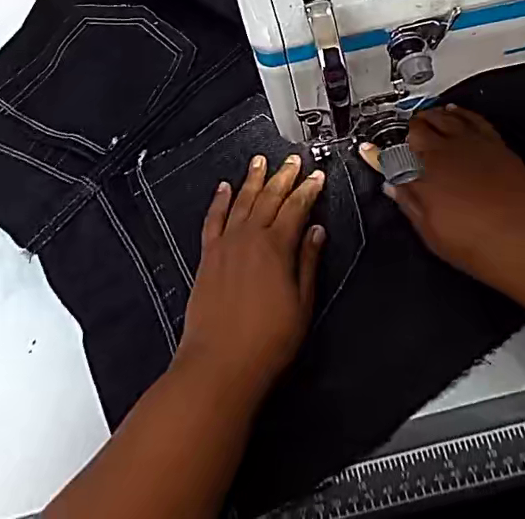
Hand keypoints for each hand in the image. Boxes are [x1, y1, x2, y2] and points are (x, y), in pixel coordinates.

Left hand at [172, 153, 325, 403]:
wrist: (219, 363)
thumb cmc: (267, 341)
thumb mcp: (302, 304)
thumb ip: (308, 262)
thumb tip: (316, 232)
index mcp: (276, 247)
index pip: (296, 208)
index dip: (308, 190)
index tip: (317, 177)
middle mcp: (250, 237)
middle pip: (270, 197)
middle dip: (284, 176)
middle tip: (293, 160)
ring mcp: (226, 244)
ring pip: (242, 201)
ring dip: (253, 179)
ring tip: (260, 161)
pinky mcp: (208, 255)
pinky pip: (213, 218)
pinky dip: (219, 200)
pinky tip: (224, 187)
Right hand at [363, 105, 524, 305]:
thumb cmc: (483, 246)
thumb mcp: (433, 234)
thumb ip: (410, 205)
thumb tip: (395, 190)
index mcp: (422, 176)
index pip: (390, 159)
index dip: (376, 154)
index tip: (368, 151)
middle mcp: (443, 154)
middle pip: (416, 131)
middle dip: (404, 134)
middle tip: (400, 140)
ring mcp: (470, 145)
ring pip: (441, 118)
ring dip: (428, 118)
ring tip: (421, 120)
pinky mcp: (494, 144)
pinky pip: (470, 118)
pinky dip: (458, 112)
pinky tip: (453, 111)